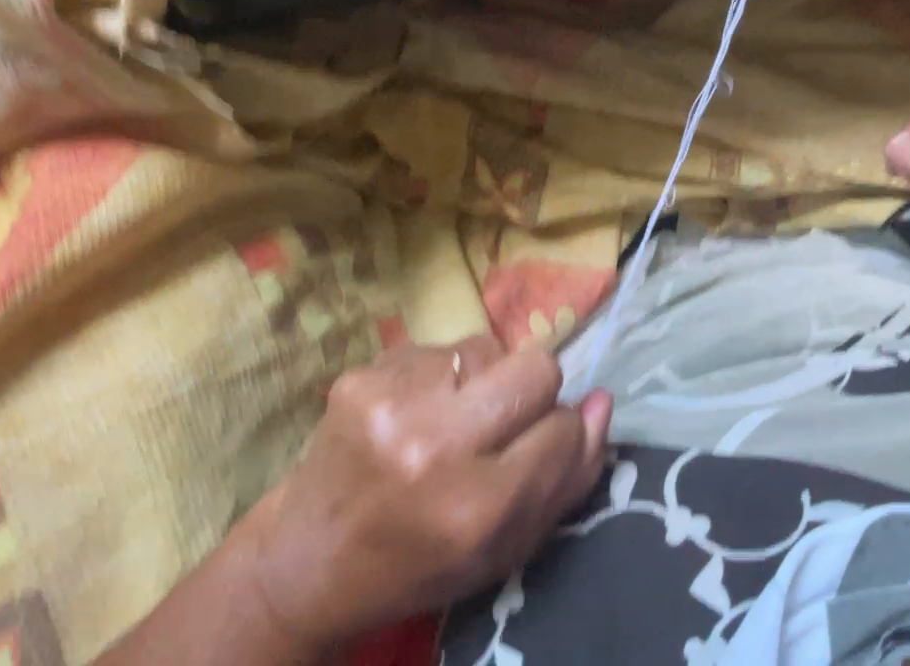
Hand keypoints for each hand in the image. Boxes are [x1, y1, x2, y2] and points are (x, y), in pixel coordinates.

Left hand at [238, 335, 612, 653]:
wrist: (308, 560)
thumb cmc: (421, 563)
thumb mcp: (507, 548)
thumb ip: (568, 478)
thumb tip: (602, 401)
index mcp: (476, 506)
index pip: (562, 426)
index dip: (558, 434)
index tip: (534, 450)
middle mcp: (434, 445)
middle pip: (536, 367)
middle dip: (532, 392)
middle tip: (498, 425)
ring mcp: (392, 402)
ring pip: (488, 347)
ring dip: (483, 379)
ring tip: (448, 421)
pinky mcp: (362, 374)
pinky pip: (440, 346)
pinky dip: (439, 375)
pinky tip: (413, 412)